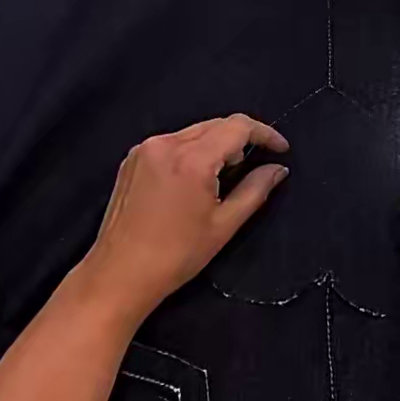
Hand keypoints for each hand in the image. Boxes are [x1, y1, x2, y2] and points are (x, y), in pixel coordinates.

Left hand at [80, 115, 289, 323]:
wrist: (118, 276)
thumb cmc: (176, 255)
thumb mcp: (224, 224)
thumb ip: (256, 190)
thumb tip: (278, 169)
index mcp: (191, 159)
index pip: (238, 127)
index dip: (265, 134)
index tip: (281, 149)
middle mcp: (165, 144)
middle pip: (217, 124)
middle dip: (243, 138)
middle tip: (258, 162)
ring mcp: (145, 150)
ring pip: (195, 131)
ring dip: (218, 144)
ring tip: (228, 173)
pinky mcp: (132, 159)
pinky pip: (174, 142)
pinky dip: (194, 150)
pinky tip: (197, 177)